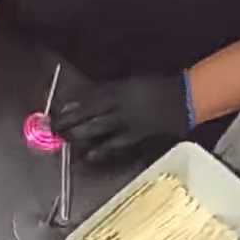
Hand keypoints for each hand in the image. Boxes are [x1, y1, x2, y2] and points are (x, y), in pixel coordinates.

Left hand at [52, 72, 194, 163]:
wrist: (183, 98)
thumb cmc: (154, 88)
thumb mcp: (128, 84)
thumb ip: (101, 94)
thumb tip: (74, 105)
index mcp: (119, 88)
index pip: (89, 99)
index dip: (71, 108)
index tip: (56, 114)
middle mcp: (121, 103)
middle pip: (89, 113)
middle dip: (70, 122)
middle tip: (55, 130)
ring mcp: (128, 120)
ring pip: (98, 127)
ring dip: (79, 135)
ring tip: (65, 140)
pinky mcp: (136, 135)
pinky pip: (114, 143)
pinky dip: (100, 150)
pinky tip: (88, 156)